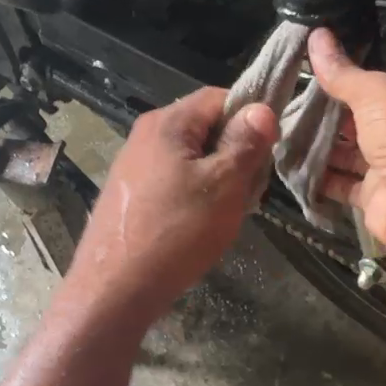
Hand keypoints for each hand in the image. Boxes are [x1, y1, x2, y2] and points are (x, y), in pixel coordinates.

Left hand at [72, 87, 278, 323]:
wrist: (116, 288)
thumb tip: (263, 108)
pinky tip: (203, 224)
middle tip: (253, 189)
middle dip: (237, 153)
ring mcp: (135, 165)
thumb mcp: (224, 185)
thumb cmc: (177, 231)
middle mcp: (146, 135)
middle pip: (206, 128)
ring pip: (193, 157)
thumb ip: (246, 143)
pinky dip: (197, 195)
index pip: (220, 97)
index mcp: (168, 122)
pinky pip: (176, 181)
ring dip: (219, 178)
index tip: (269, 151)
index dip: (251, 118)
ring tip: (230, 211)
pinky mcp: (132, 194)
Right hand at [309, 28, 385, 255]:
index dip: (355, 75)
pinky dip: (321, 178)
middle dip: (330, 113)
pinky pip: (342, 184)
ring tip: (284, 132)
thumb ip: (343, 71)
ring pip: (349, 152)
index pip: (383, 82)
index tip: (320, 68)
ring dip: (321, 146)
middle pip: (362, 119)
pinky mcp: (373, 196)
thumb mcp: (373, 92)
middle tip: (291, 102)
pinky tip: (294, 166)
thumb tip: (317, 36)